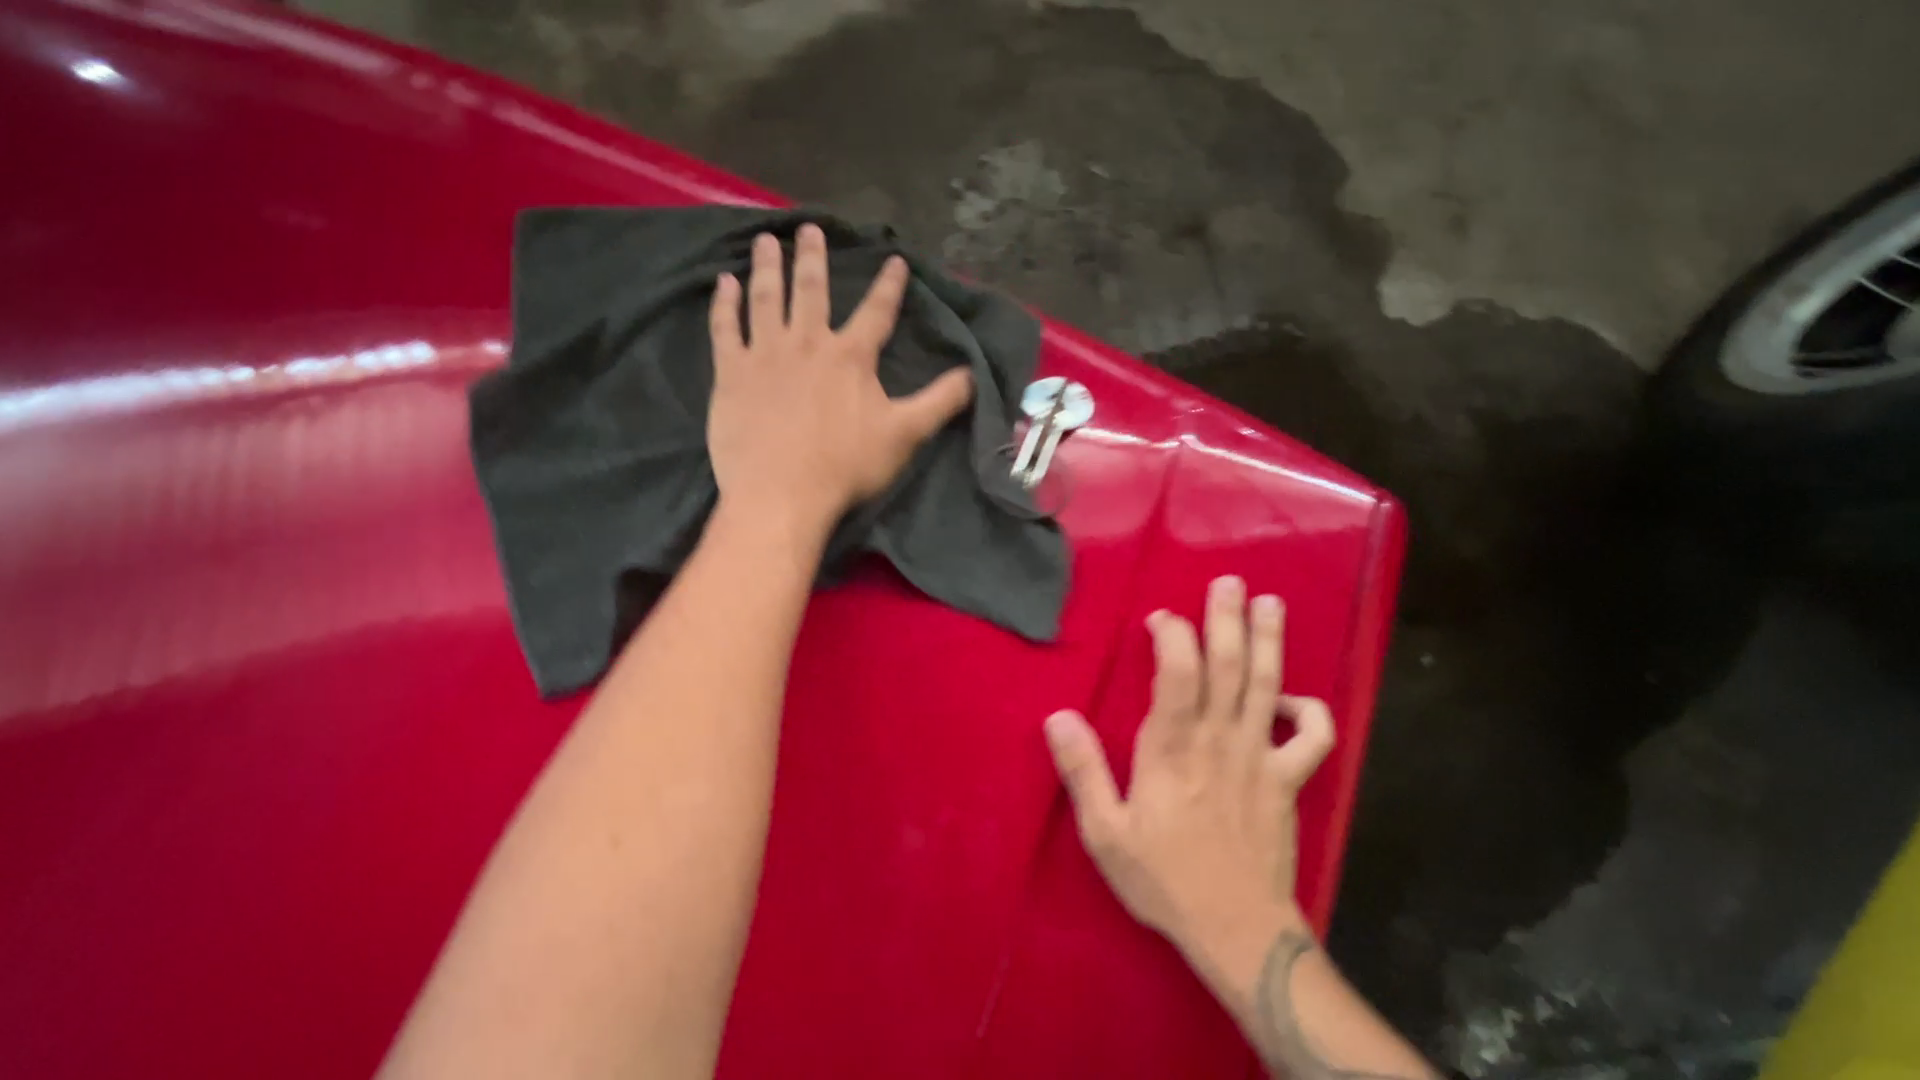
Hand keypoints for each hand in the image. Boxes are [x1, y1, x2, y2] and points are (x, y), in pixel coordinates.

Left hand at [706, 225, 974, 532]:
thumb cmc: (846, 466)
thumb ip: (940, 402)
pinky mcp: (731, 372)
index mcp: (851, 356)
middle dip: (813, 257)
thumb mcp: (905, 435)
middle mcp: (807, 343)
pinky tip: (722, 283)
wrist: (782, 494)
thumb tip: (973, 374)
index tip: (895, 259)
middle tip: (809, 228)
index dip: (889, 285)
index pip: (876, 311)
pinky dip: (724, 303)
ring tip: (765, 240)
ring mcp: (765, 354)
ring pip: (766, 298)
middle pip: (811, 290)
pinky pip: (725, 328)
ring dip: (767, 267)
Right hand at [1043, 576, 1335, 967]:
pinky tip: (1291, 697)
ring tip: (1269, 603)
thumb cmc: (1164, 879)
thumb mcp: (1106, 833)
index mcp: (1172, 749)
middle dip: (1228, 620)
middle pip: (1228, 666)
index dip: (1174, 635)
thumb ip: (1084, 771)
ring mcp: (1260, 759)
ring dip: (1268, 641)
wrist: (1237, 928)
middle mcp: (1219, 741)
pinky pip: (1312, 737)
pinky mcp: (1289, 781)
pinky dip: (1309, 710)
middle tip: (1229, 582)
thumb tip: (1058, 717)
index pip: (1178, 673)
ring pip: (1268, 686)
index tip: (1162, 618)